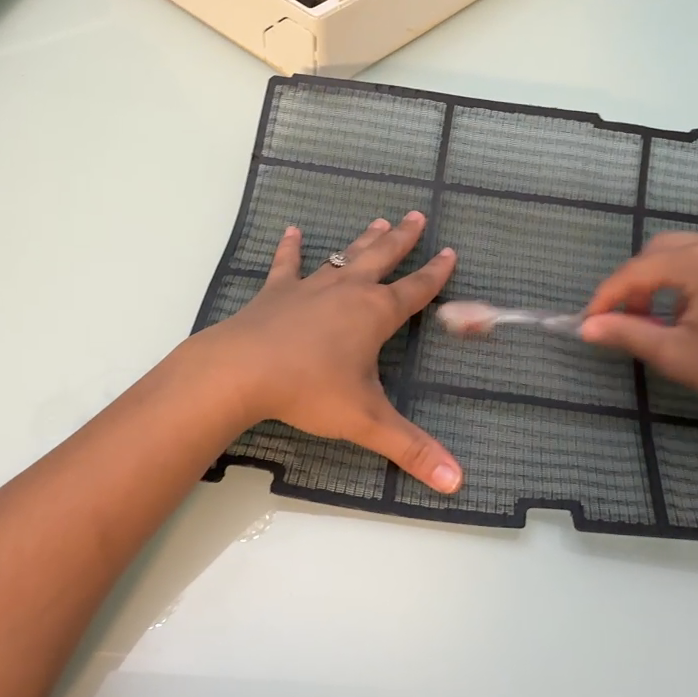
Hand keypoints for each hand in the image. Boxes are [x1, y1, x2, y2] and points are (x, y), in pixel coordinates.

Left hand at [186, 211, 463, 493]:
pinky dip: (290, 248)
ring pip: (344, 256)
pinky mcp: (276, 292)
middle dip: (403, 238)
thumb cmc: (309, 390)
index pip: (415, 290)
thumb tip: (456, 481)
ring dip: (363, 239)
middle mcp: (348, 291)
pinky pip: (287, 264)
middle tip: (416, 215)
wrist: (241, 370)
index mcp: (375, 314)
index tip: (450, 252)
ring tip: (378, 219)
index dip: (436, 274)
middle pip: (383, 257)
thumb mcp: (366, 421)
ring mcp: (311, 287)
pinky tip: (292, 231)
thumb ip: (411, 448)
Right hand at [579, 233, 697, 423]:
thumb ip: (627, 334)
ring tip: (654, 322)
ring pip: (681, 255)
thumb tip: (586, 327)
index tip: (586, 323)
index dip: (606, 297)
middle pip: (657, 253)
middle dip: (633, 286)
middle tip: (622, 322)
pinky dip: (684, 281)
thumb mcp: (678, 355)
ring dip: (659, 283)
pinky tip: (687, 314)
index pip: (636, 270)